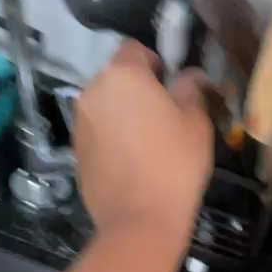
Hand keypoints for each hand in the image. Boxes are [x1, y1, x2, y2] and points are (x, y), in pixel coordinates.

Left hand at [73, 42, 212, 240]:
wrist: (139, 222)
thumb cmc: (175, 166)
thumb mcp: (196, 124)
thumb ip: (191, 91)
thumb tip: (189, 78)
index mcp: (122, 75)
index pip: (135, 49)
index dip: (154, 63)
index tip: (170, 86)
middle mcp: (92, 92)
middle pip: (116, 80)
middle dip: (136, 91)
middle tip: (162, 118)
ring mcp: (80, 125)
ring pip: (104, 108)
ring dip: (122, 116)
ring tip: (146, 145)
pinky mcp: (75, 155)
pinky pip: (97, 136)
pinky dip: (112, 141)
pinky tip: (131, 165)